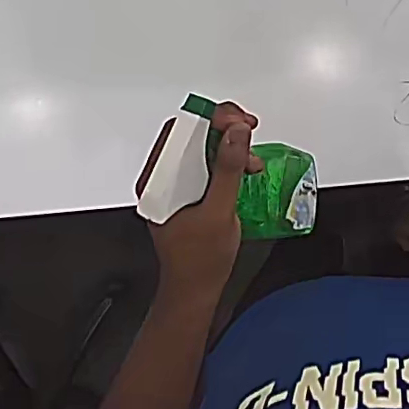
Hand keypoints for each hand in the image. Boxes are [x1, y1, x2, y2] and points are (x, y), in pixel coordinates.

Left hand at [135, 101, 262, 293]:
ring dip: (230, 146)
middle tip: (250, 129)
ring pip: (201, 147)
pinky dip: (229, 161)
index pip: (180, 130)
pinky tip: (245, 170)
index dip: (211, 118)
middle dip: (224, 128)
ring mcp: (175, 185)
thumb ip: (228, 168)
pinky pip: (207, 164)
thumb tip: (236, 132)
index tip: (239, 121)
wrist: (195, 290)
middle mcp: (162, 179)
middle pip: (191, 134)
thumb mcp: (219, 210)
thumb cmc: (201, 259)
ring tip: (251, 160)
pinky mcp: (188, 192)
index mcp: (158, 181)